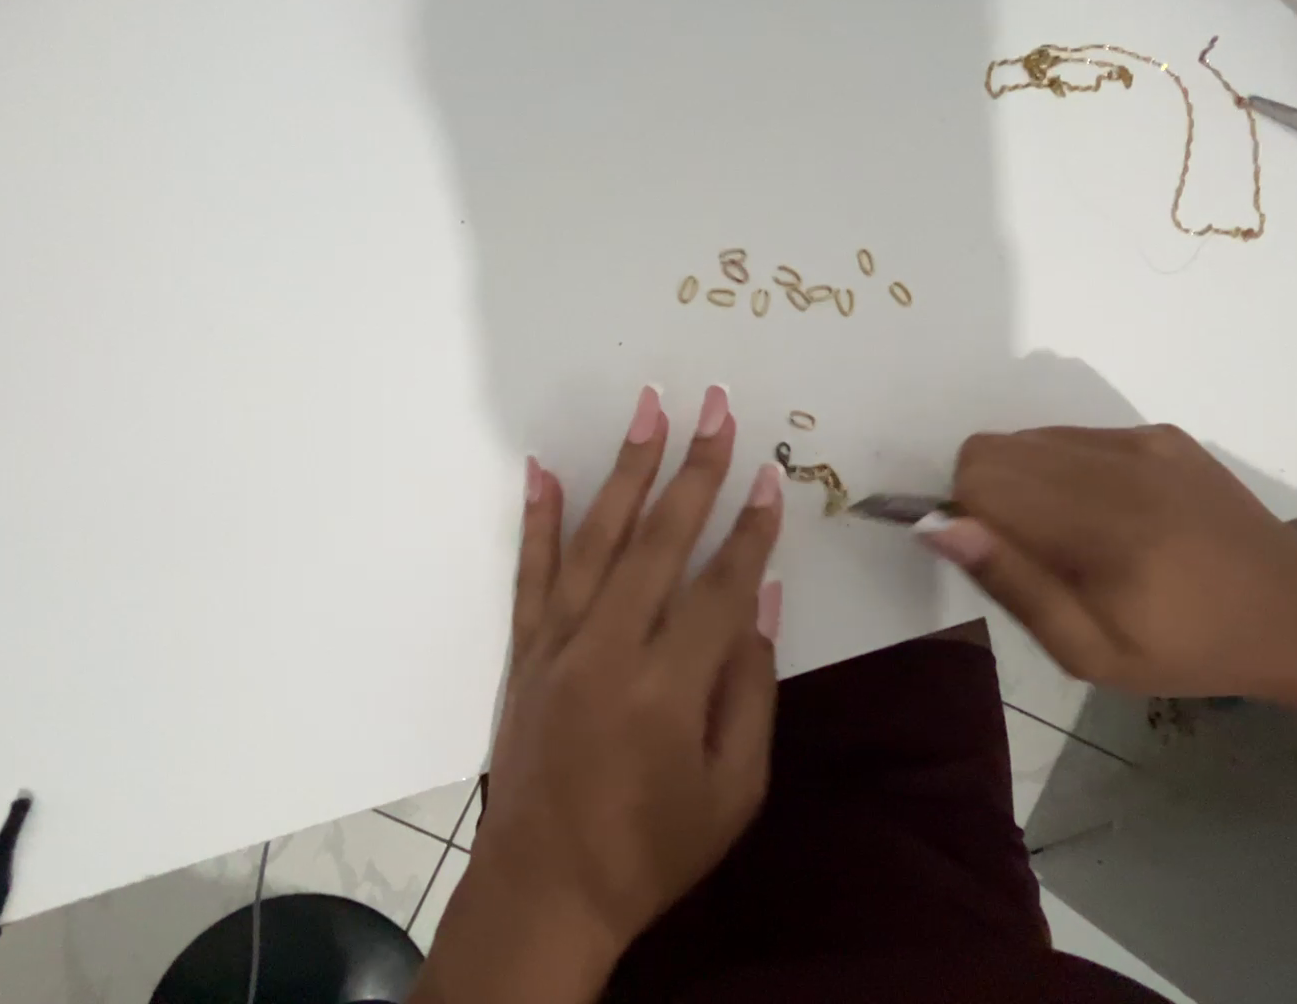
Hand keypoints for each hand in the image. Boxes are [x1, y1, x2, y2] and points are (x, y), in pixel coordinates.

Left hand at [414, 385, 783, 1003]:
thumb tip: (763, 602)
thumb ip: (750, 689)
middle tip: (714, 407)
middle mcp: (609, 649)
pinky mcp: (525, 650)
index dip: (752, 530)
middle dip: (694, 470)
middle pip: (659, 542)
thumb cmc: (653, 849)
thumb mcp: (734, 789)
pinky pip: (530, 573)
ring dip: (625, 472)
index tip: (771, 478)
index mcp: (669, 688)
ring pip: (596, 540)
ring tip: (647, 412)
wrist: (546, 889)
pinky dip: (537, 519)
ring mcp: (558, 643)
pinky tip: (543, 470)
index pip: (722, 586)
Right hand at [920, 424, 1296, 698]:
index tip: (1000, 562)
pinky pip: (1068, 435)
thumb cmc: (1185, 650)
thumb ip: (1011, 583)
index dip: (966, 520)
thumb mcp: (1087, 650)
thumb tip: (940, 526)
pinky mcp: (1158, 434)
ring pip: (1023, 438)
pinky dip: (1057, 469)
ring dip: (1017, 481)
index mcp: (1100, 528)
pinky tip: (1101, 512)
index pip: (977, 479)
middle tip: (1028, 552)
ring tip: (1066, 534)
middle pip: (989, 450)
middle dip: (982, 497)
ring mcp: (1140, 443)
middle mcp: (1116, 467)